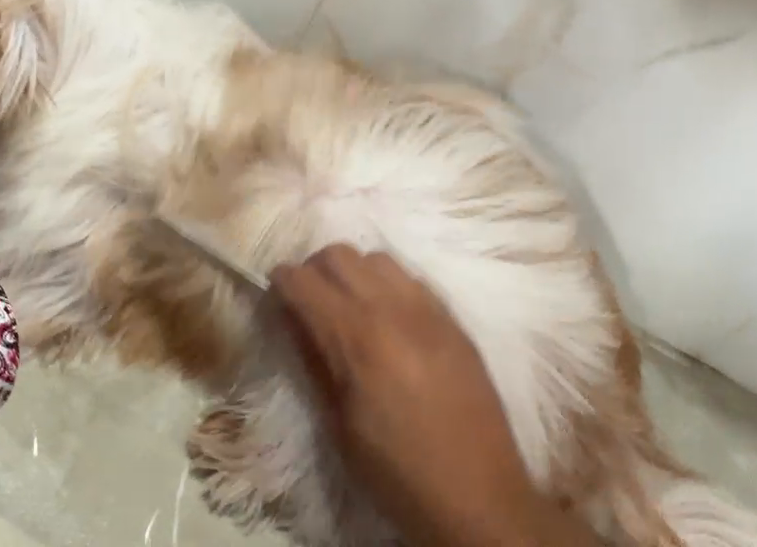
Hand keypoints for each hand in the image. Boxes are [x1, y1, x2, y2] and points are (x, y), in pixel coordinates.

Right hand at [270, 246, 598, 546]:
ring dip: (354, 272)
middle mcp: (392, 310)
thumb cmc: (397, 471)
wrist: (481, 503)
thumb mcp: (338, 424)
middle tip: (309, 301)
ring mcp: (429, 312)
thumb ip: (311, 358)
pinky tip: (389, 320)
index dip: (280, 282)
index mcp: (357, 338)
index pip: (302, 279)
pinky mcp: (455, 323)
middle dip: (314, 269)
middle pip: (338, 254)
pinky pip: (412, 279)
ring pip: (377, 258)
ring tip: (351, 306)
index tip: (275, 298)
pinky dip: (389, 285)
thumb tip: (289, 316)